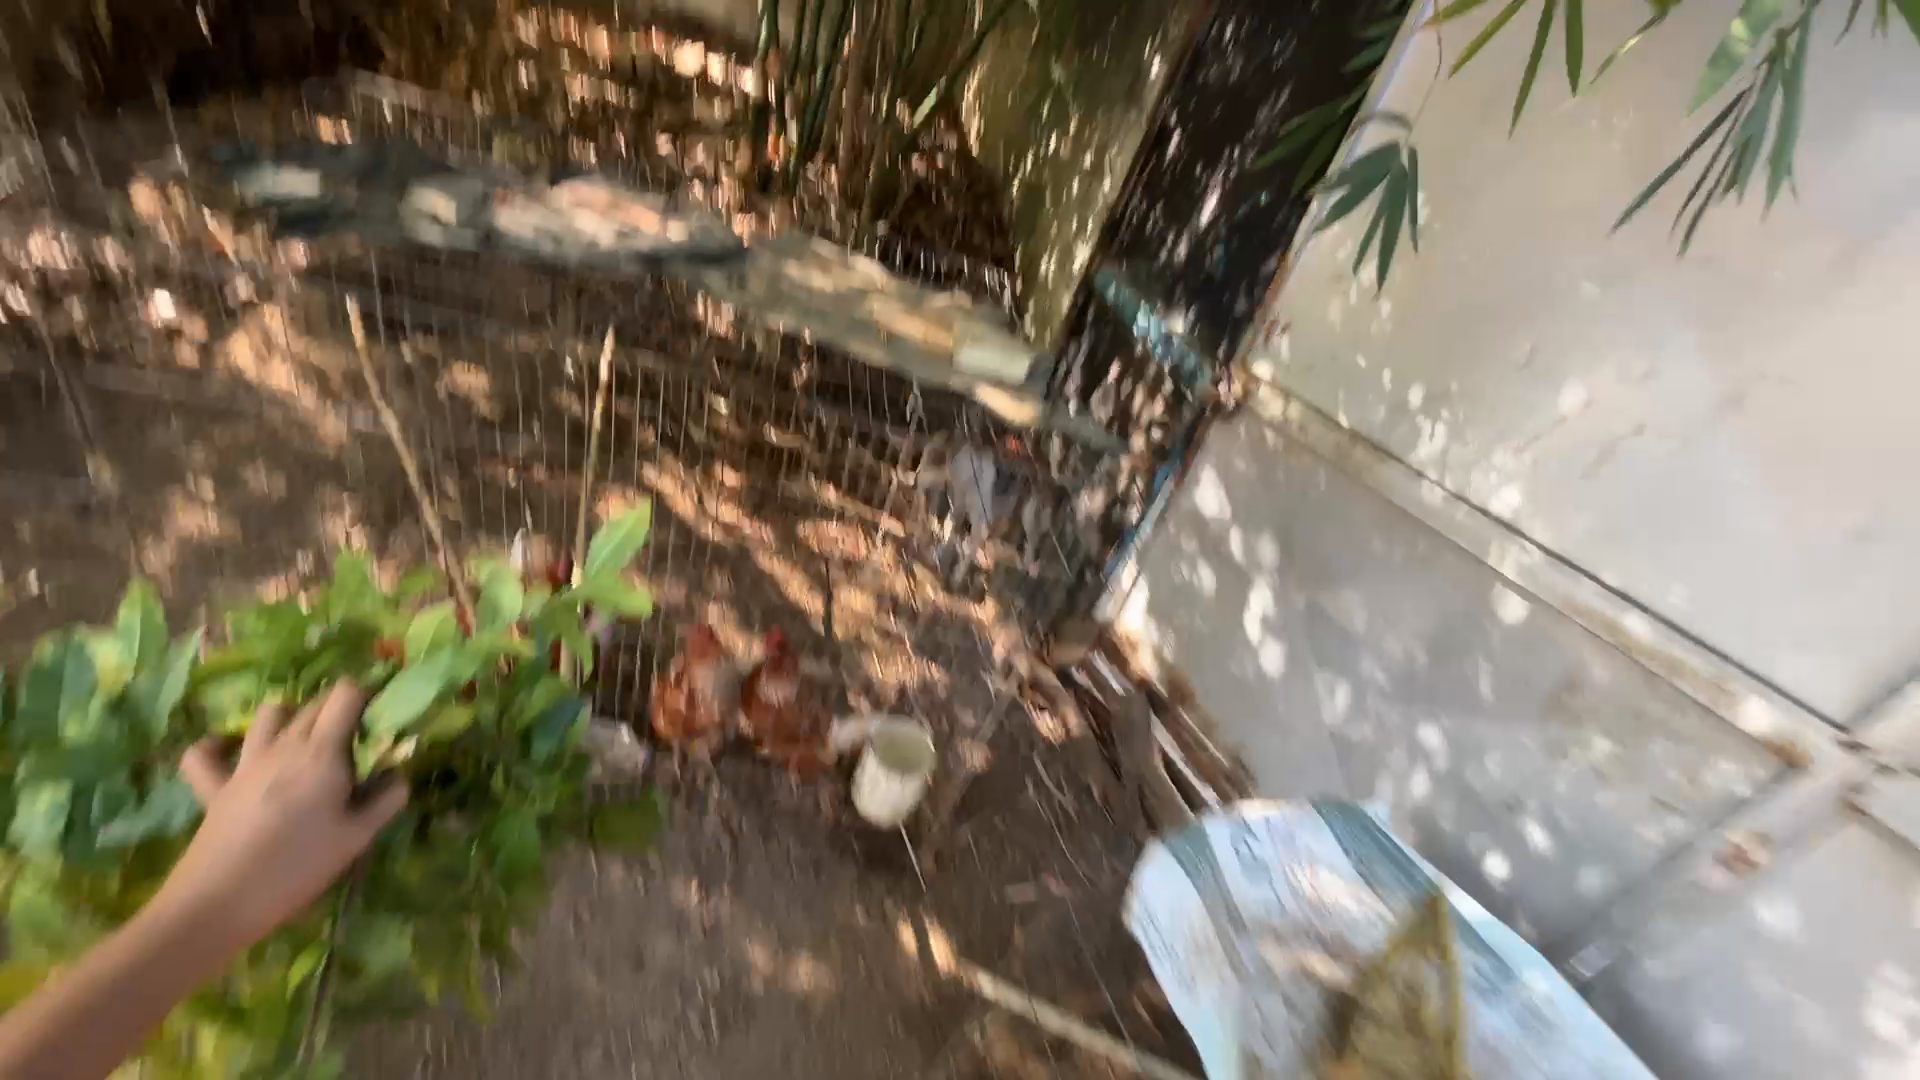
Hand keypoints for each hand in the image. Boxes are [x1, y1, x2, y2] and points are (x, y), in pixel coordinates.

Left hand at [163, 680, 408, 952]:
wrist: (216, 906)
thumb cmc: (298, 866)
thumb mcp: (360, 835)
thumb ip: (389, 797)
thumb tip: (398, 774)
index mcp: (322, 752)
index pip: (346, 694)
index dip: (369, 693)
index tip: (386, 711)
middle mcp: (283, 747)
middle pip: (314, 703)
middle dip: (341, 706)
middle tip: (362, 733)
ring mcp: (243, 765)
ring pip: (269, 715)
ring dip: (292, 715)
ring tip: (309, 736)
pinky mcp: (213, 788)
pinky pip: (204, 754)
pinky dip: (218, 745)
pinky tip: (233, 750)